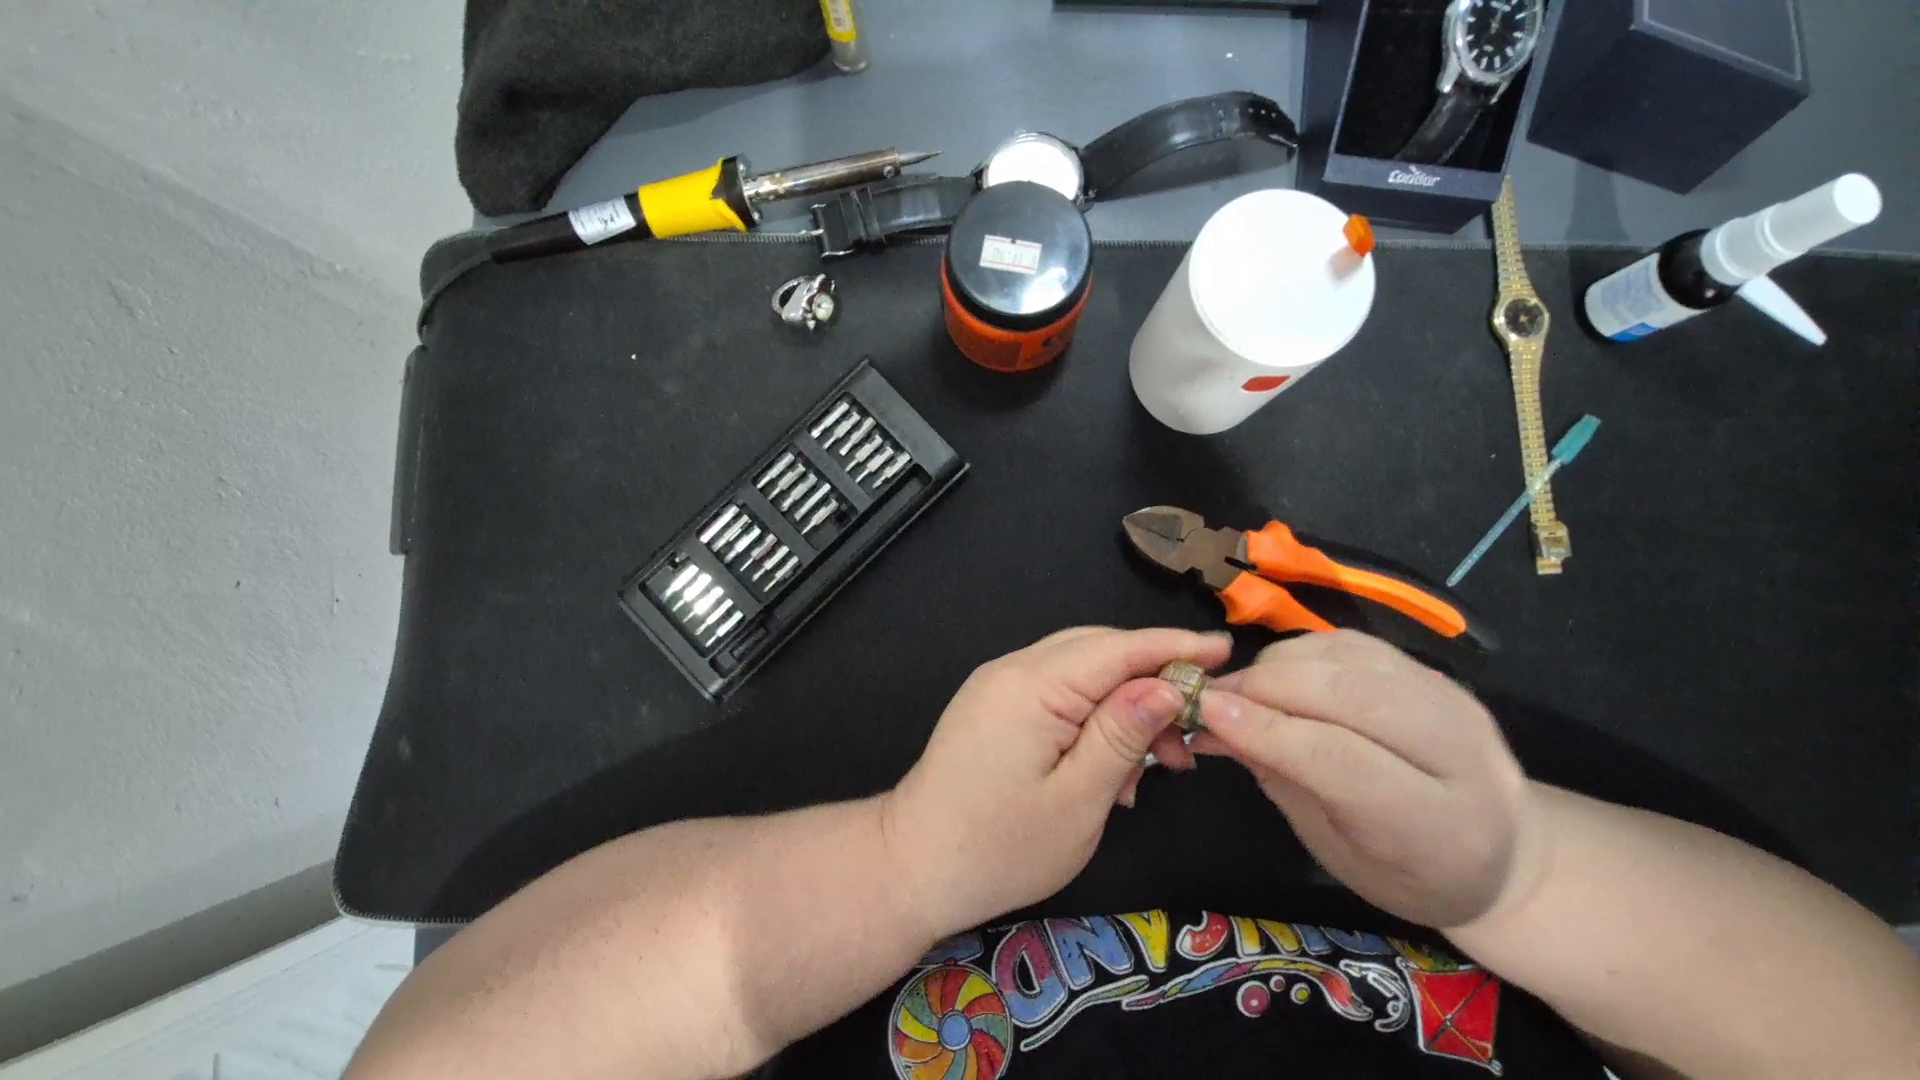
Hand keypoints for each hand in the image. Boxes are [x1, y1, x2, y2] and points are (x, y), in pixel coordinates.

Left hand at [881, 627, 1230, 937]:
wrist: (911, 868)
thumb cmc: (999, 847)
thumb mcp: (1078, 800)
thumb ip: (1123, 735)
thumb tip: (1167, 685)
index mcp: (1033, 686)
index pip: (1118, 648)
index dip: (1174, 647)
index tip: (1226, 650)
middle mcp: (1013, 671)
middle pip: (1099, 651)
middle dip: (1153, 680)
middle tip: (1196, 727)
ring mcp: (998, 687)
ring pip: (1080, 672)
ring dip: (1125, 704)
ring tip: (1161, 763)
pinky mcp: (994, 708)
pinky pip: (1057, 693)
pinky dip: (1094, 718)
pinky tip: (1115, 768)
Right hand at [1192, 630, 1538, 928]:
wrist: (1505, 856)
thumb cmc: (1405, 873)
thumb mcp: (1334, 848)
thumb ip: (1280, 779)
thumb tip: (1213, 724)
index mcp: (1435, 826)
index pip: (1340, 760)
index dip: (1268, 730)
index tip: (1207, 710)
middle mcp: (1458, 754)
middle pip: (1351, 696)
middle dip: (1269, 685)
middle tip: (1216, 695)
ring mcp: (1453, 704)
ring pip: (1353, 659)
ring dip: (1283, 662)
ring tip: (1245, 686)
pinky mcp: (1438, 675)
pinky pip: (1358, 644)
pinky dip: (1307, 650)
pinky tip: (1281, 672)